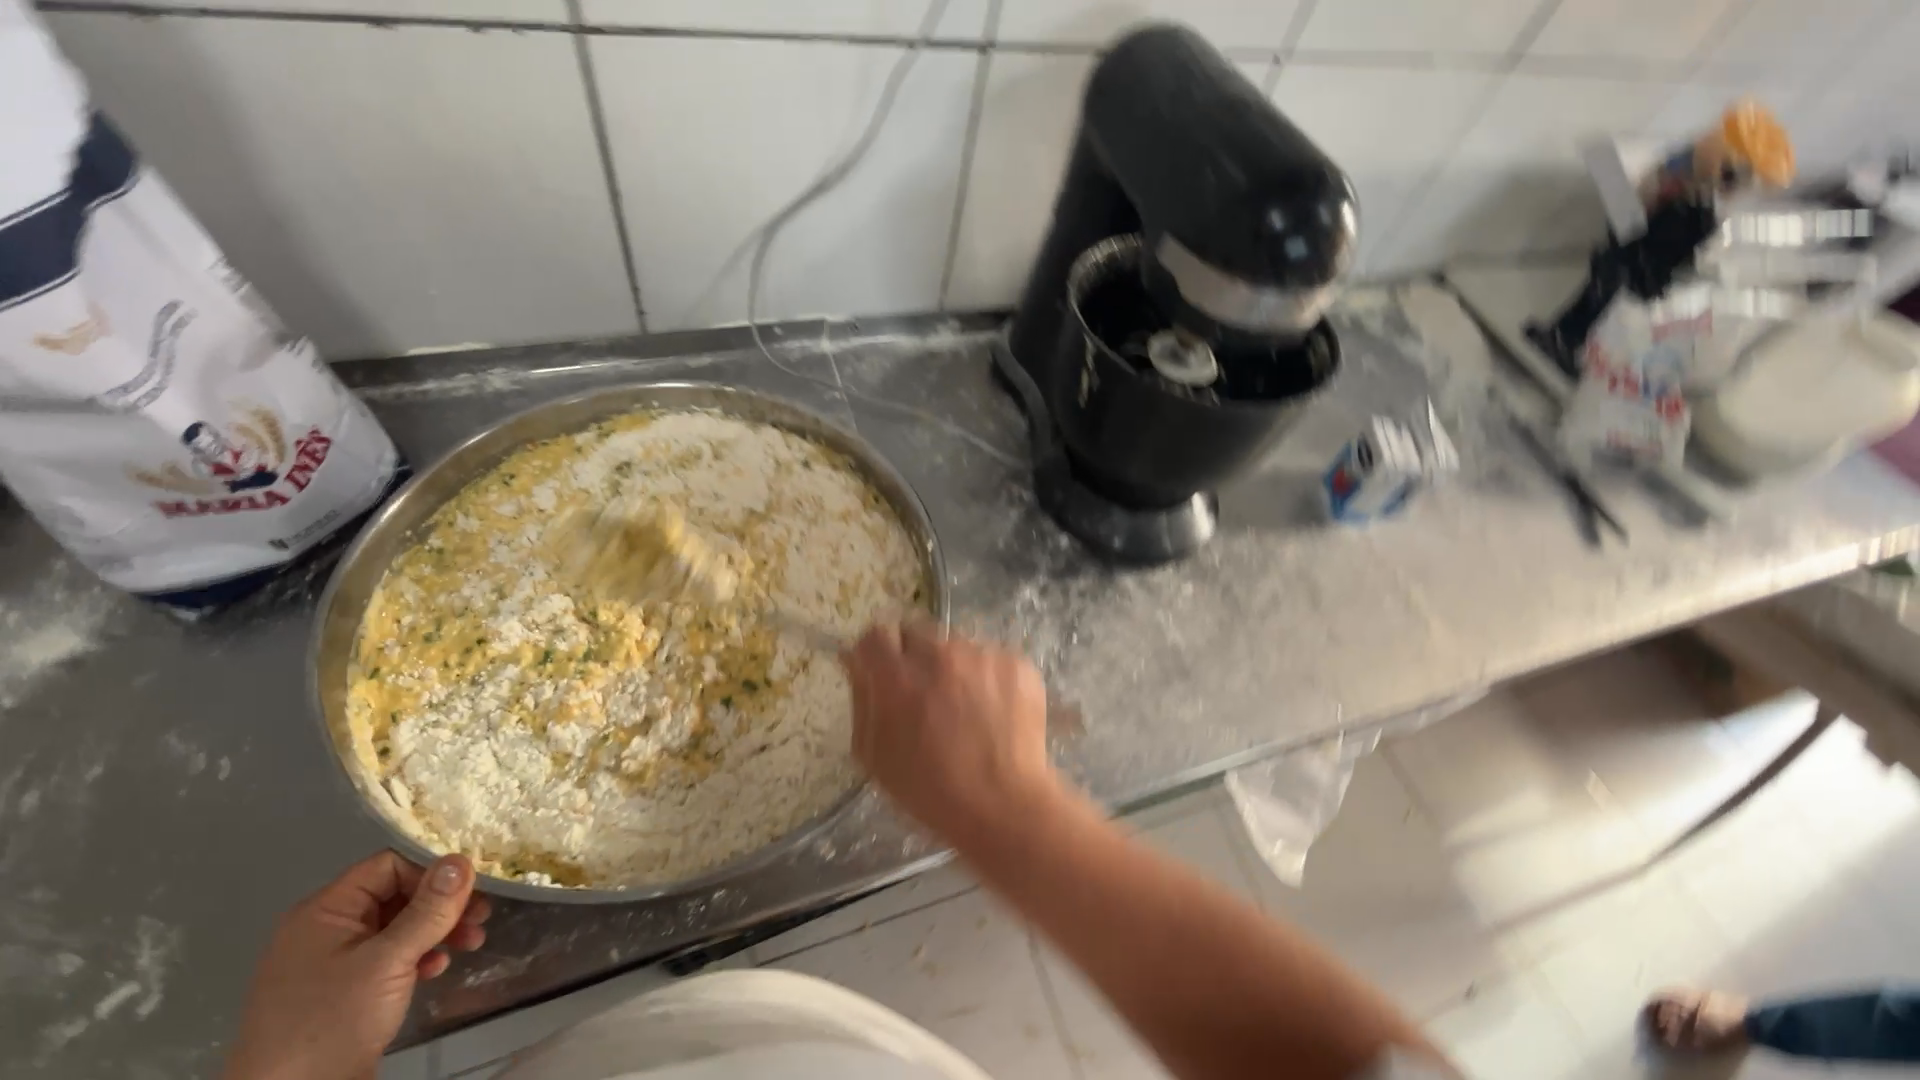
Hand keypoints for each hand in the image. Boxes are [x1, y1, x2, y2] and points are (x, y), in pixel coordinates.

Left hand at [223, 852, 491, 1079]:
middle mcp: (329, 929)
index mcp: (326, 911)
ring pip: (399, 928)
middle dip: (442, 905)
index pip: (388, 867)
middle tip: (482, 917)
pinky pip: (391, 958)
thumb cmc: (333, 1020)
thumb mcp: (387, 961)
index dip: (430, 873)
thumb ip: (428, 910)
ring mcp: (336, 962)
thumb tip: (461, 859)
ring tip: (471, 944)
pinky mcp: (347, 990)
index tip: (471, 890)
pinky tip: (436, 970)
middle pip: (397, 896)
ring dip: (438, 931)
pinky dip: (419, 958)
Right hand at [841, 621, 1060, 845]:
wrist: (1004, 807)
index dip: (877, 653)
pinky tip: (993, 713)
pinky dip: (988, 679)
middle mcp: (940, 655)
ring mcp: (983, 655)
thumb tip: (858, 663)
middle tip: (924, 695)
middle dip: (914, 657)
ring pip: (957, 647)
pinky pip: (992, 660)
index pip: (876, 635)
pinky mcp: (1017, 664)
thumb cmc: (930, 791)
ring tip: (965, 710)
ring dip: (953, 668)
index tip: (882, 673)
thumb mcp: (874, 755)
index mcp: (898, 677)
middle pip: (917, 633)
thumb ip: (862, 699)